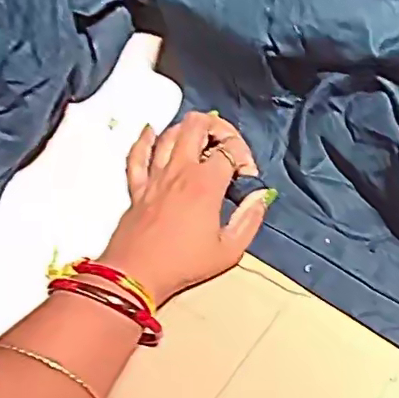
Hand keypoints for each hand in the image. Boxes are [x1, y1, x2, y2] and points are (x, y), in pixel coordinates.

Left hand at [98, 111, 276, 304]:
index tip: (248, 178)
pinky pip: (138, 152)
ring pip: (170, 133)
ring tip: (202, 141)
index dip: (245, 157)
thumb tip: (260, 198)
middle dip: (218, 127)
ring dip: (189, 130)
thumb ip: (249, 219)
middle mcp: (180, 170)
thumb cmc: (186, 264)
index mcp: (206, 185)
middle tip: (228, 146)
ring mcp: (155, 175)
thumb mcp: (230, 249)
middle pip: (197, 125)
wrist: (139, 272)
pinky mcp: (137, 185)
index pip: (230, 149)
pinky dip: (147, 138)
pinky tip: (152, 132)